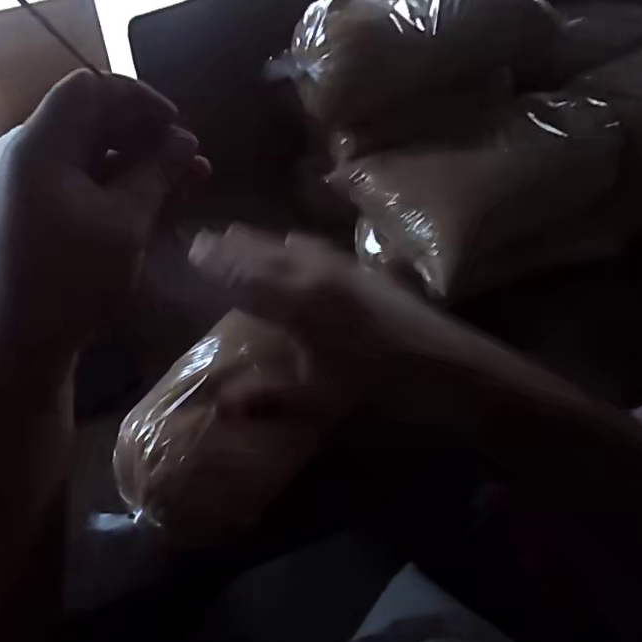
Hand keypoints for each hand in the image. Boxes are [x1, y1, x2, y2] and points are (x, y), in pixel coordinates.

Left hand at [0, 70, 208, 359]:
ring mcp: (43, 185)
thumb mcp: (125, 221)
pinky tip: (164, 200)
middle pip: (97, 118)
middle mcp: (39, 155)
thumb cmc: (75, 276)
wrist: (29, 338)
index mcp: (45, 145)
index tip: (179, 124)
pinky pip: (94, 181)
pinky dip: (129, 184)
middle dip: (149, 132)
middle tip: (192, 158)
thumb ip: (157, 173)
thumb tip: (185, 138)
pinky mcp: (52, 212)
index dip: (139, 98)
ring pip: (101, 152)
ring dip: (146, 160)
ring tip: (193, 181)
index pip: (91, 88)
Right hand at [185, 225, 478, 385]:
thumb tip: (223, 406)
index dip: (217, 263)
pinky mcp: (366, 271)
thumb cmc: (380, 385)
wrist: (450, 366)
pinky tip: (297, 245)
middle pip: (265, 253)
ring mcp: (344, 268)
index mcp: (297, 302)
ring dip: (263, 242)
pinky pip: (319, 248)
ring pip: (292, 247)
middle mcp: (316, 274)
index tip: (192, 250)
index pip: (245, 275)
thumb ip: (269, 398)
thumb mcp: (319, 398)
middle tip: (206, 239)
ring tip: (242, 236)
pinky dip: (297, 245)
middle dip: (233, 246)